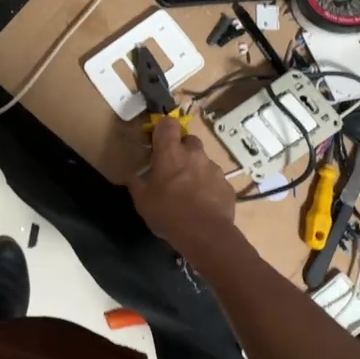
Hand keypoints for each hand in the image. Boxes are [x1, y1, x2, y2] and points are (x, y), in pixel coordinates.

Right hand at [126, 118, 240, 253]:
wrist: (206, 235)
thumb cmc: (168, 212)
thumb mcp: (142, 199)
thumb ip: (136, 182)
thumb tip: (132, 174)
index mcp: (170, 152)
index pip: (168, 123)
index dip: (163, 128)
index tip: (157, 139)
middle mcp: (194, 154)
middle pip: (189, 140)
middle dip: (181, 148)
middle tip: (172, 167)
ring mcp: (213, 169)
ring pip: (203, 160)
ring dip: (195, 168)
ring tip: (188, 188)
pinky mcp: (227, 185)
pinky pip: (214, 179)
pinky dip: (208, 185)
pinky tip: (202, 202)